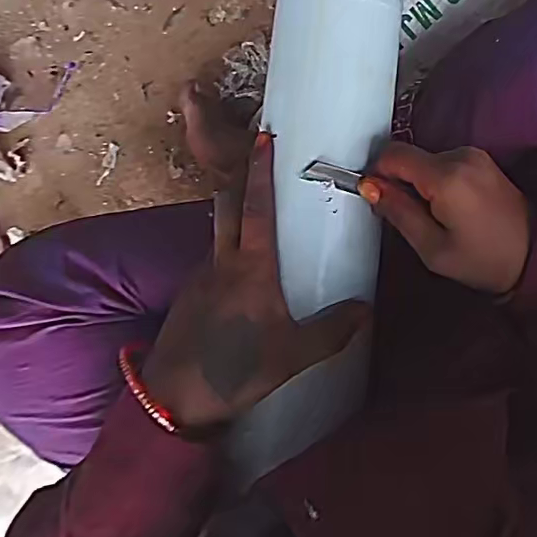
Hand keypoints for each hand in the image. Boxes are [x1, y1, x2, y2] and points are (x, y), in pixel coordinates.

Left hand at [142, 134, 371, 431]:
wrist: (171, 396)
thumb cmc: (235, 370)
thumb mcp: (292, 356)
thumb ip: (331, 331)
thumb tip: (365, 310)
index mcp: (251, 268)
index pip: (257, 207)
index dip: (261, 171)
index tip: (265, 140)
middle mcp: (223, 261)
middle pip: (229, 205)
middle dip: (242, 179)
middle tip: (260, 163)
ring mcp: (202, 274)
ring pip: (218, 229)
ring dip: (234, 213)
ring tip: (259, 216)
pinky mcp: (190, 291)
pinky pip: (212, 257)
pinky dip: (227, 248)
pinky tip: (241, 269)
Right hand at [360, 143, 531, 293]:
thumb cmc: (486, 259)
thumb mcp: (432, 248)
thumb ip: (398, 212)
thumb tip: (370, 186)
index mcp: (446, 176)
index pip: (392, 154)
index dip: (378, 175)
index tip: (381, 200)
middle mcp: (461, 156)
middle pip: (409, 157)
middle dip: (402, 183)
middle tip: (417, 218)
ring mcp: (474, 154)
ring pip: (425, 160)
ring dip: (421, 184)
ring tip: (440, 217)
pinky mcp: (481, 159)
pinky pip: (443, 163)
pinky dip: (438, 181)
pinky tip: (453, 208)